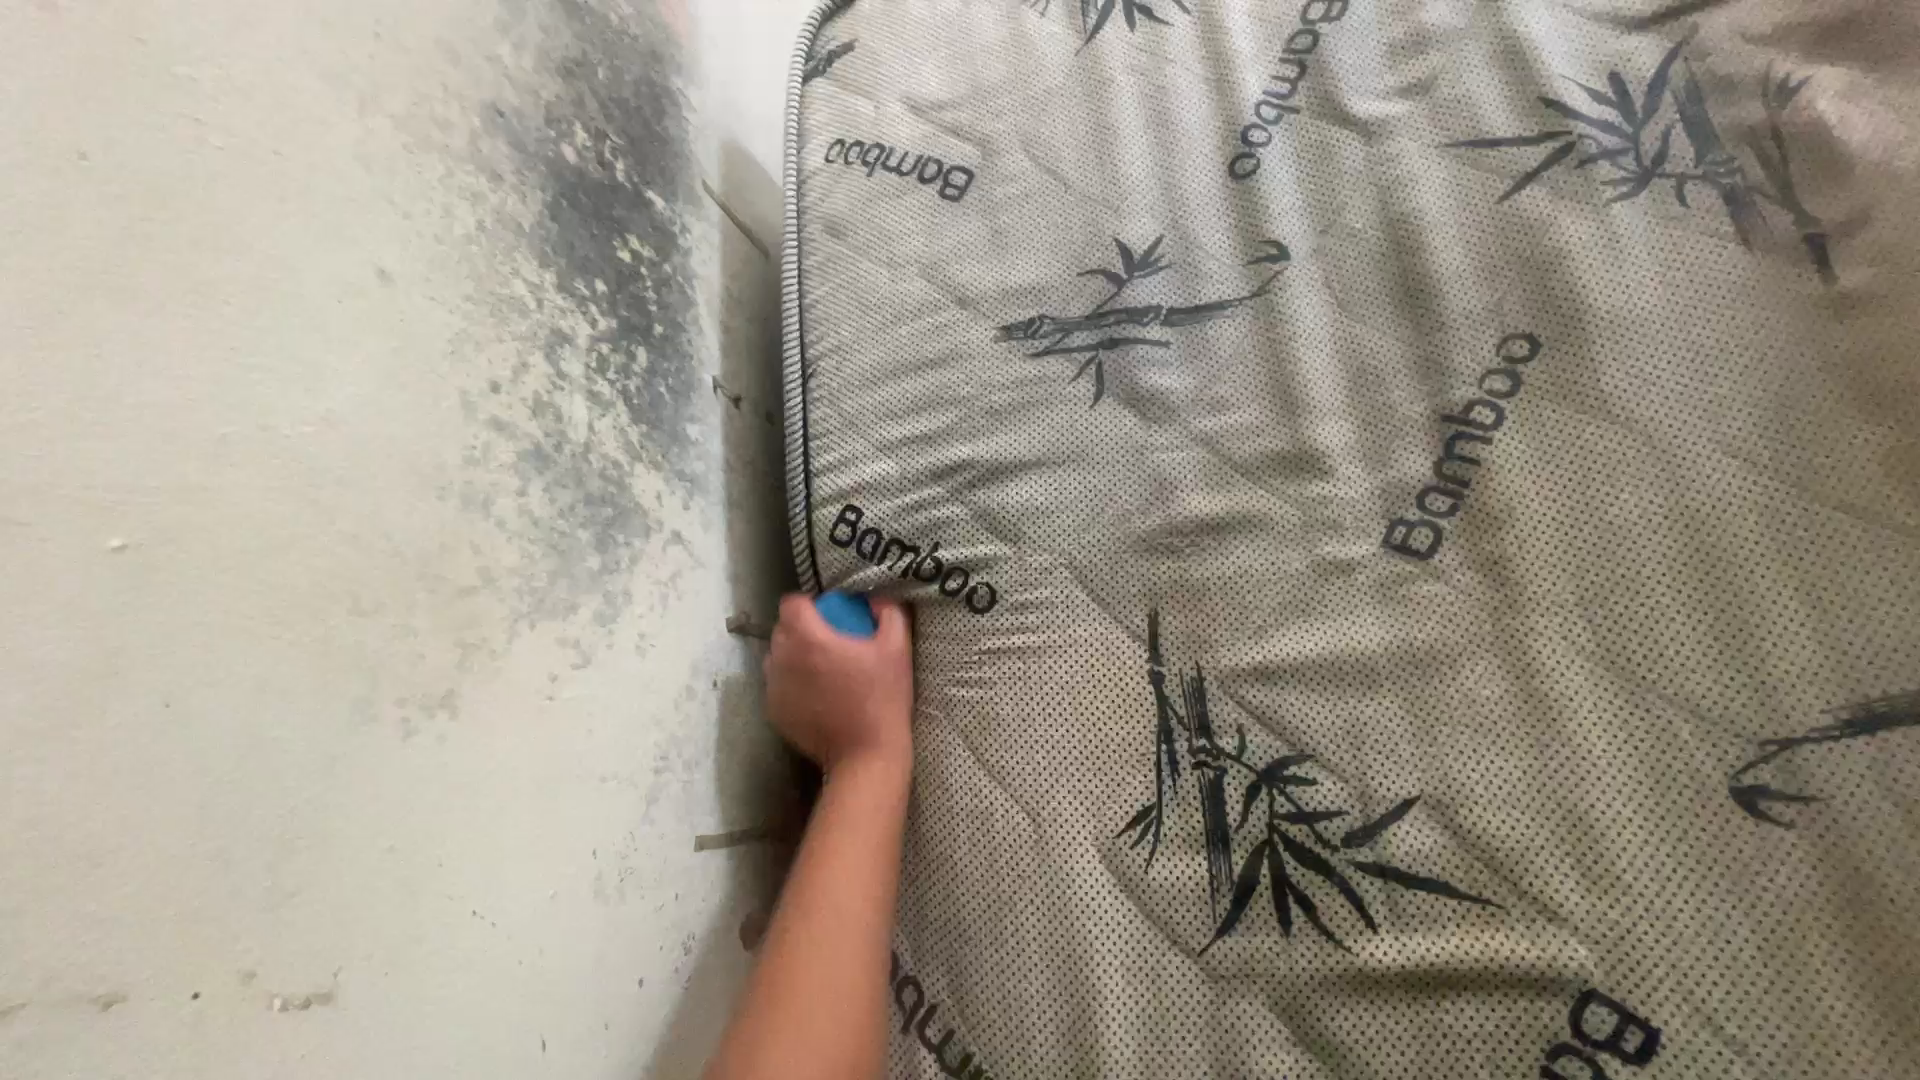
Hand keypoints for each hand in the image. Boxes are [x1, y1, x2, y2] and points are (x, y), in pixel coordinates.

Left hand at [764, 593, 913, 774]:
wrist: (866, 754)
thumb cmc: (882, 698)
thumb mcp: (897, 648)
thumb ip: (888, 612)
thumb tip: (875, 599)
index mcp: (809, 638)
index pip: (791, 604)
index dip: (810, 605)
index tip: (830, 617)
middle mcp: (783, 659)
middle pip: (781, 629)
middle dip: (801, 629)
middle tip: (829, 643)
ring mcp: (774, 688)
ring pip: (775, 657)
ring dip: (793, 656)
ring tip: (820, 670)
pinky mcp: (773, 712)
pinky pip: (777, 684)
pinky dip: (791, 683)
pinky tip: (816, 696)